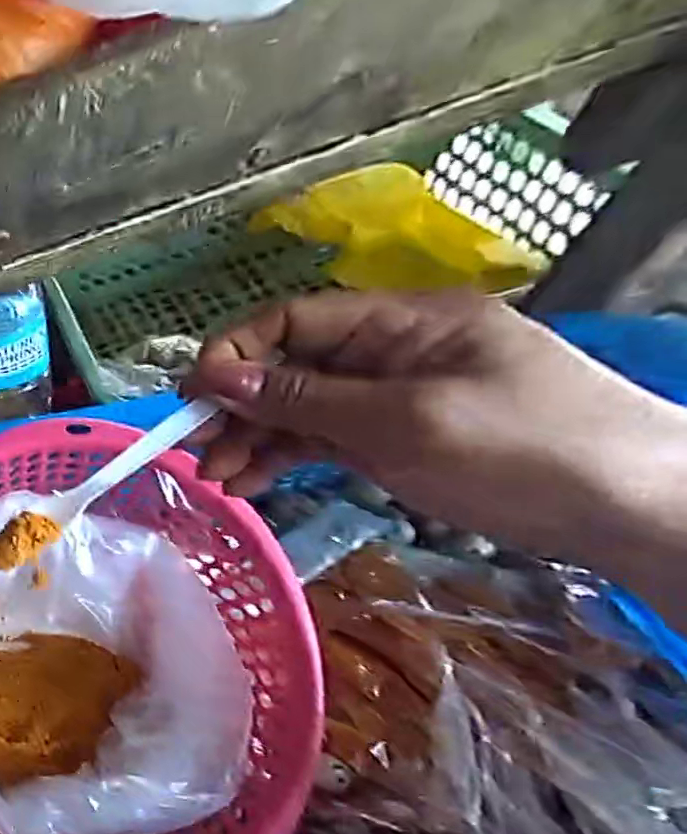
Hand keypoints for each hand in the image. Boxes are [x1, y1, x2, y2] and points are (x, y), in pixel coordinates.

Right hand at [183, 289, 686, 557]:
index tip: (197, 398)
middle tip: (197, 450)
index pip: (289, 321)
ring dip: (245, 440)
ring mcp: (375, 396)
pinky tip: (247, 485)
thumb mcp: (404, 419)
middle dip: (233, 409)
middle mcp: (378, 352)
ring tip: (217, 479)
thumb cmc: (527, 447)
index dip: (234, 353)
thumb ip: (304, 399)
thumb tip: (216, 380)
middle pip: (278, 369)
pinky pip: (307, 439)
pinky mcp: (376, 436)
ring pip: (285, 409)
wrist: (637, 512)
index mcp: (397, 323)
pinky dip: (273, 459)